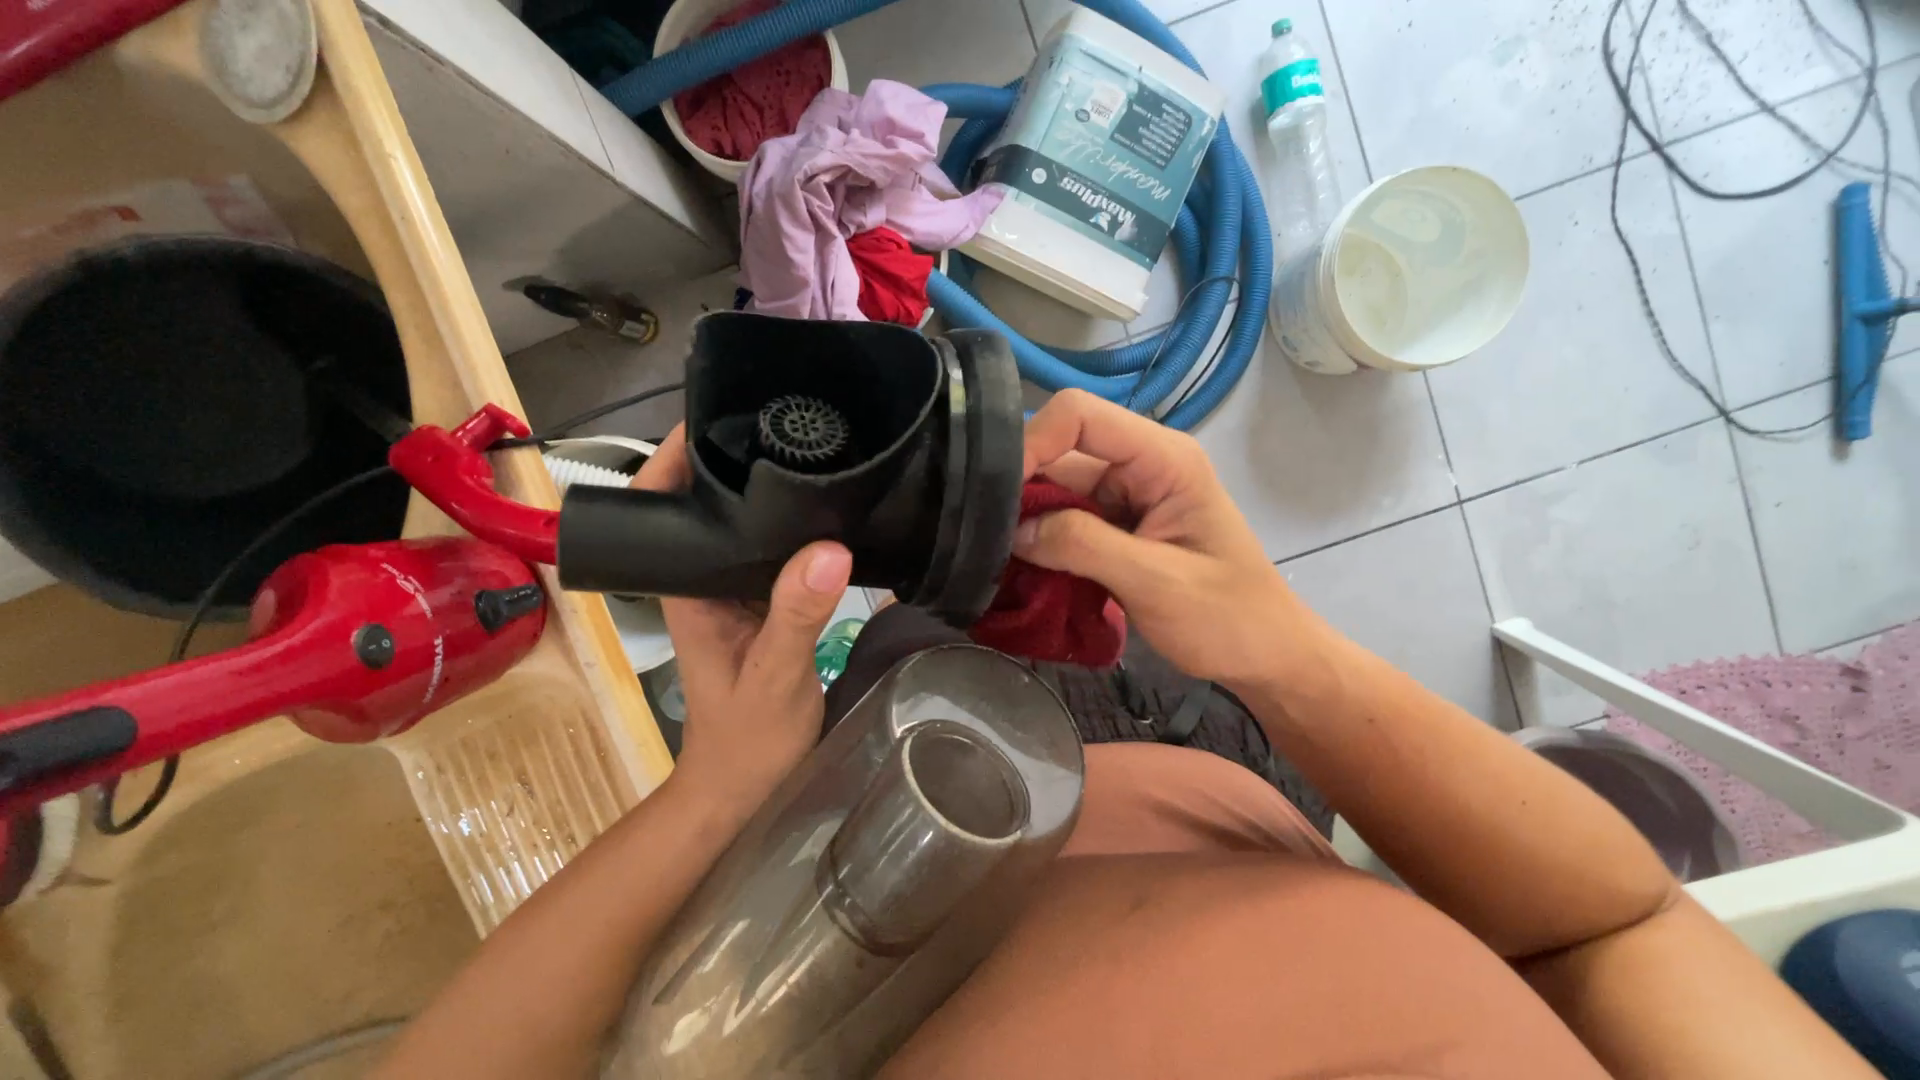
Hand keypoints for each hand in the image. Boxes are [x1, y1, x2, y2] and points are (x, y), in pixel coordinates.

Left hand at [630, 426, 851, 811]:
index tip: (721, 414)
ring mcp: (732, 591)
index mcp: (687, 588)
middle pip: (704, 502)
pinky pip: (771, 551)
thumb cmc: (747, 740)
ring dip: (766, 489)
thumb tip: (829, 548)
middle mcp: (703, 580)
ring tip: (812, 448)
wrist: (744, 787)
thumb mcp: (775, 678)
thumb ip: (796, 617)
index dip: (677, 455)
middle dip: (734, 458)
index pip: (663, 504)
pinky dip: (792, 526)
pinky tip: (828, 508)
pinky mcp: (761, 603)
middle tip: (786, 420)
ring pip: (740, 524)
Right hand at [1015, 391, 1329, 690]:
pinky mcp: (1114, 527)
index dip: (1032, 443)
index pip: (1080, 416)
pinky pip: (1062, 521)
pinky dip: (1040, 542)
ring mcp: (1125, 496)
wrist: (1264, 655)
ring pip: (1053, 490)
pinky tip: (1021, 569)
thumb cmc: (1228, 617)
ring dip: (1026, 523)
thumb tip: (1014, 530)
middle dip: (1020, 492)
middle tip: (987, 541)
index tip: (997, 495)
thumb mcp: (1157, 582)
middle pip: (1059, 453)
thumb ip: (1085, 546)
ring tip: (998, 560)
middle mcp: (1139, 465)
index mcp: (1163, 458)